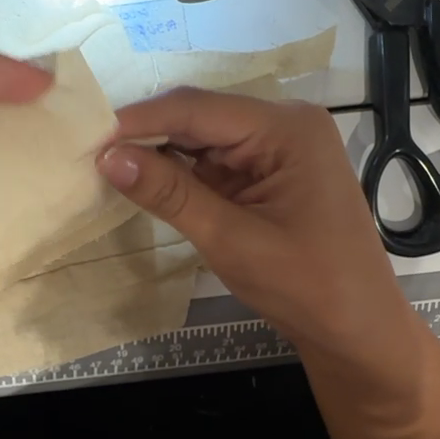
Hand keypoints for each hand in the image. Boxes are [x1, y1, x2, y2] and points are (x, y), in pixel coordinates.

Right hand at [97, 89, 439, 438]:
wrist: (356, 329)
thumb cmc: (306, 285)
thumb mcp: (230, 239)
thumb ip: (170, 193)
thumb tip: (107, 157)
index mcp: (286, 128)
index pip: (196, 109)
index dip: (137, 120)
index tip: (84, 136)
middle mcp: (282, 124)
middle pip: (196, 116)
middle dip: (143, 135)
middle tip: (85, 152)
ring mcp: (275, 148)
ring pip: (199, 139)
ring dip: (156, 154)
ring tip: (102, 166)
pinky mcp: (265, 173)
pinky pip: (211, 162)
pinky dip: (177, 174)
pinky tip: (141, 182)